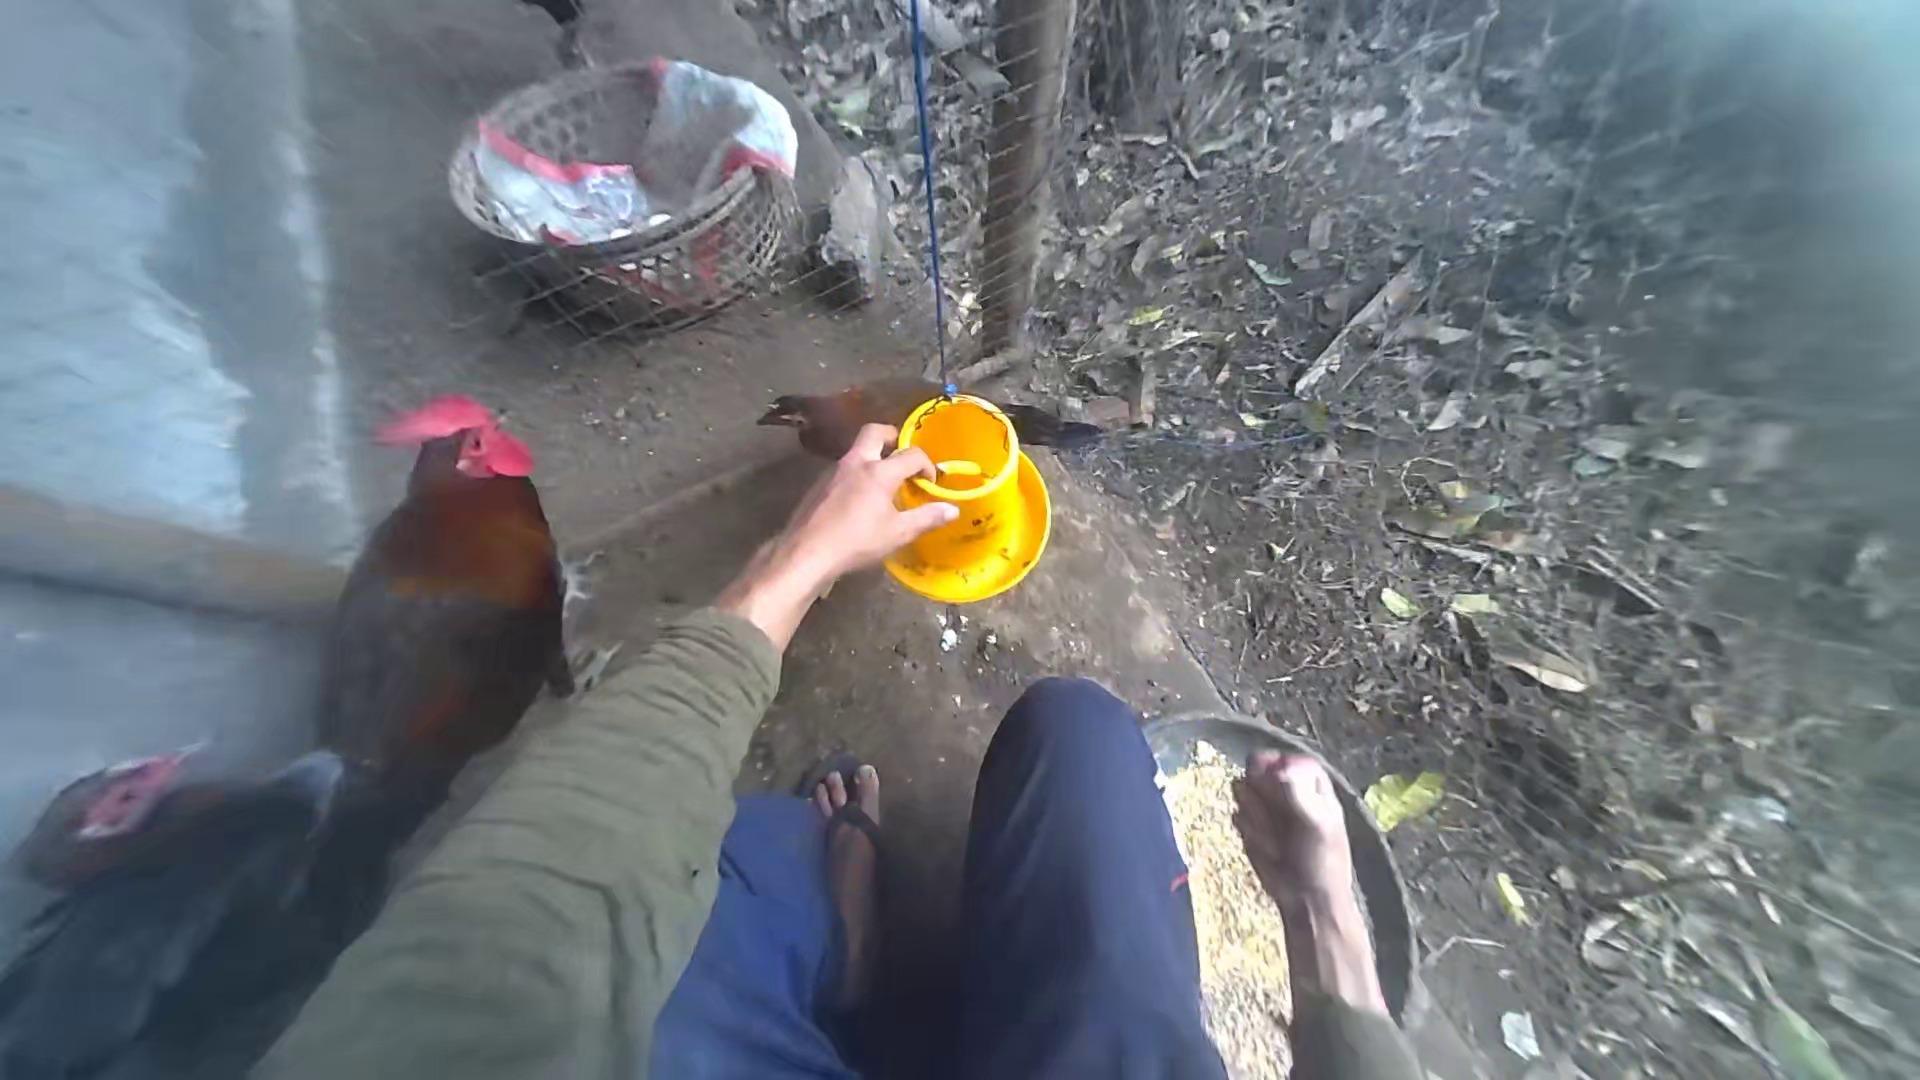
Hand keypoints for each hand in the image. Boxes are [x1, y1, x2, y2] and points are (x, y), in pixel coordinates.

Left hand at [775, 424, 959, 584]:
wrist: (806, 552)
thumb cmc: (857, 541)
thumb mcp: (898, 533)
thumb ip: (927, 518)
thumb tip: (953, 509)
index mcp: (879, 471)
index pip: (911, 454)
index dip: (927, 465)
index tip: (930, 483)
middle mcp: (856, 462)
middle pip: (875, 432)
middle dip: (893, 437)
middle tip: (903, 456)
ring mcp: (833, 471)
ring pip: (857, 450)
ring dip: (874, 457)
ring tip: (884, 482)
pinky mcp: (819, 484)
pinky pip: (844, 468)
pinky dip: (858, 473)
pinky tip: (859, 499)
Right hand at [1233, 752, 1354, 910]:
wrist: (1305, 900)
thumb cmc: (1321, 862)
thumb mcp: (1317, 826)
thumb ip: (1298, 794)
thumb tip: (1279, 772)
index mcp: (1311, 784)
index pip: (1287, 758)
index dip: (1276, 767)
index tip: (1272, 781)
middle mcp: (1286, 788)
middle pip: (1256, 769)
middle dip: (1261, 793)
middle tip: (1275, 817)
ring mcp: (1265, 804)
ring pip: (1242, 789)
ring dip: (1254, 815)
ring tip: (1275, 841)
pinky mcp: (1249, 820)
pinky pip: (1236, 812)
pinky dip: (1248, 830)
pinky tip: (1266, 848)